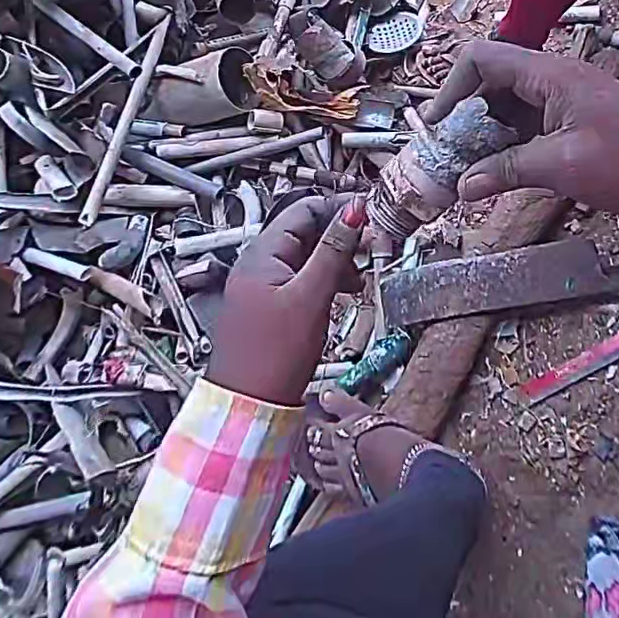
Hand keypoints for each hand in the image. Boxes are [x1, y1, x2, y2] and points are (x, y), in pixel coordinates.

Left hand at [206, 195, 365, 405]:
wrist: (249, 408)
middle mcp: (258, 263)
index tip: (368, 215)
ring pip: (305, 256)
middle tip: (369, 247)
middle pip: (304, 231)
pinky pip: (302, 278)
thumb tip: (352, 212)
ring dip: (334, 259)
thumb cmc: (271, 357)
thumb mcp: (311, 297)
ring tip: (358, 275)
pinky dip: (325, 279)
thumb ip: (333, 251)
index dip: (338, 209)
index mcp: (261, 253)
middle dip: (338, 236)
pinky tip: (341, 292)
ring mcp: (263, 285)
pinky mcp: (271, 306)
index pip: (304, 210)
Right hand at [423, 41, 618, 214]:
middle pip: (486, 80)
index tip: (436, 123)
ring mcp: (559, 95)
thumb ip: (507, 171)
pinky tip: (496, 167)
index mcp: (548, 74)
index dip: (450, 87)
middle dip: (461, 113)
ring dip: (481, 130)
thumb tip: (462, 186)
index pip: (480, 58)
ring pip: (503, 102)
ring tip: (466, 163)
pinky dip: (504, 140)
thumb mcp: (563, 167)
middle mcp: (549, 77)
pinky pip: (523, 119)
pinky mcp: (568, 114)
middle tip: (446, 149)